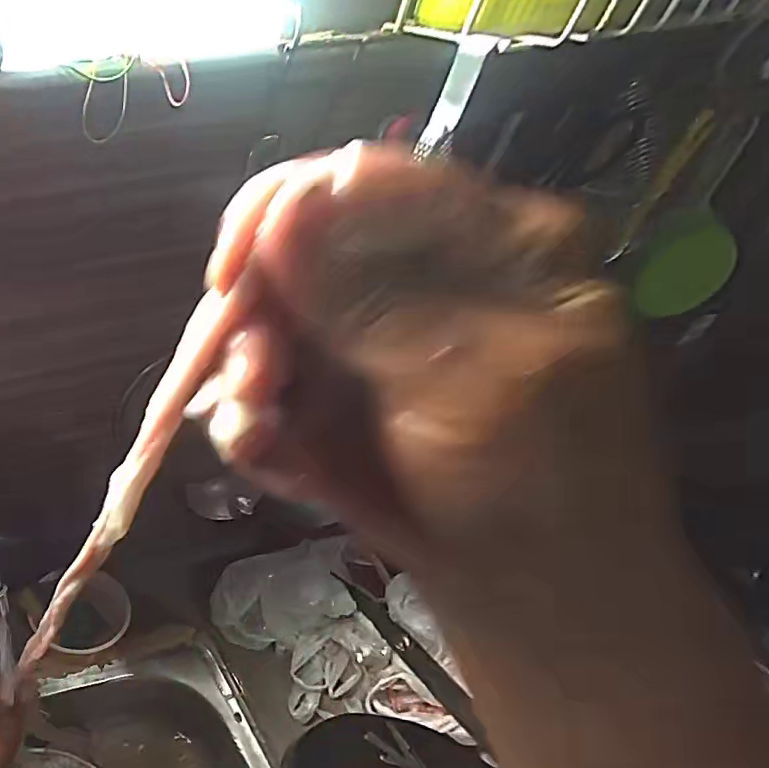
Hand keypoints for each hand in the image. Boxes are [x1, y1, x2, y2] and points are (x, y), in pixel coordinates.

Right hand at [193, 142, 669, 581]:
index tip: (229, 273)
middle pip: (286, 259)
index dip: (278, 212)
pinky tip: (267, 455)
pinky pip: (255, 395)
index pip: (357, 182)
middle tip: (256, 381)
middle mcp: (399, 282)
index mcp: (473, 243)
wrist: (522, 584)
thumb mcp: (477, 382)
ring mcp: (351, 344)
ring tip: (258, 433)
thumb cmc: (539, 481)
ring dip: (242, 381)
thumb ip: (379, 300)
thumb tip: (286, 209)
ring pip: (257, 330)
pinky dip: (246, 425)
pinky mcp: (318, 400)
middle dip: (252, 318)